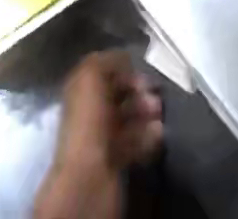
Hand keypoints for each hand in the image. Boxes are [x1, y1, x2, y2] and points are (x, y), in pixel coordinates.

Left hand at [33, 50, 163, 218]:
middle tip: (155, 94)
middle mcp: (88, 110)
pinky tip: (158, 134)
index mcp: (78, 89)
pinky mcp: (115, 160)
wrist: (87, 181)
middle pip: (117, 94)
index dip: (120, 67)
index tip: (140, 67)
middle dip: (138, 90)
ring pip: (128, 118)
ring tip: (159, 114)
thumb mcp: (90, 79)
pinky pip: (134, 143)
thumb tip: (122, 56)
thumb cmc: (88, 123)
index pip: (101, 70)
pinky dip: (147, 137)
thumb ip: (103, 62)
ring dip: (146, 113)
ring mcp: (101, 137)